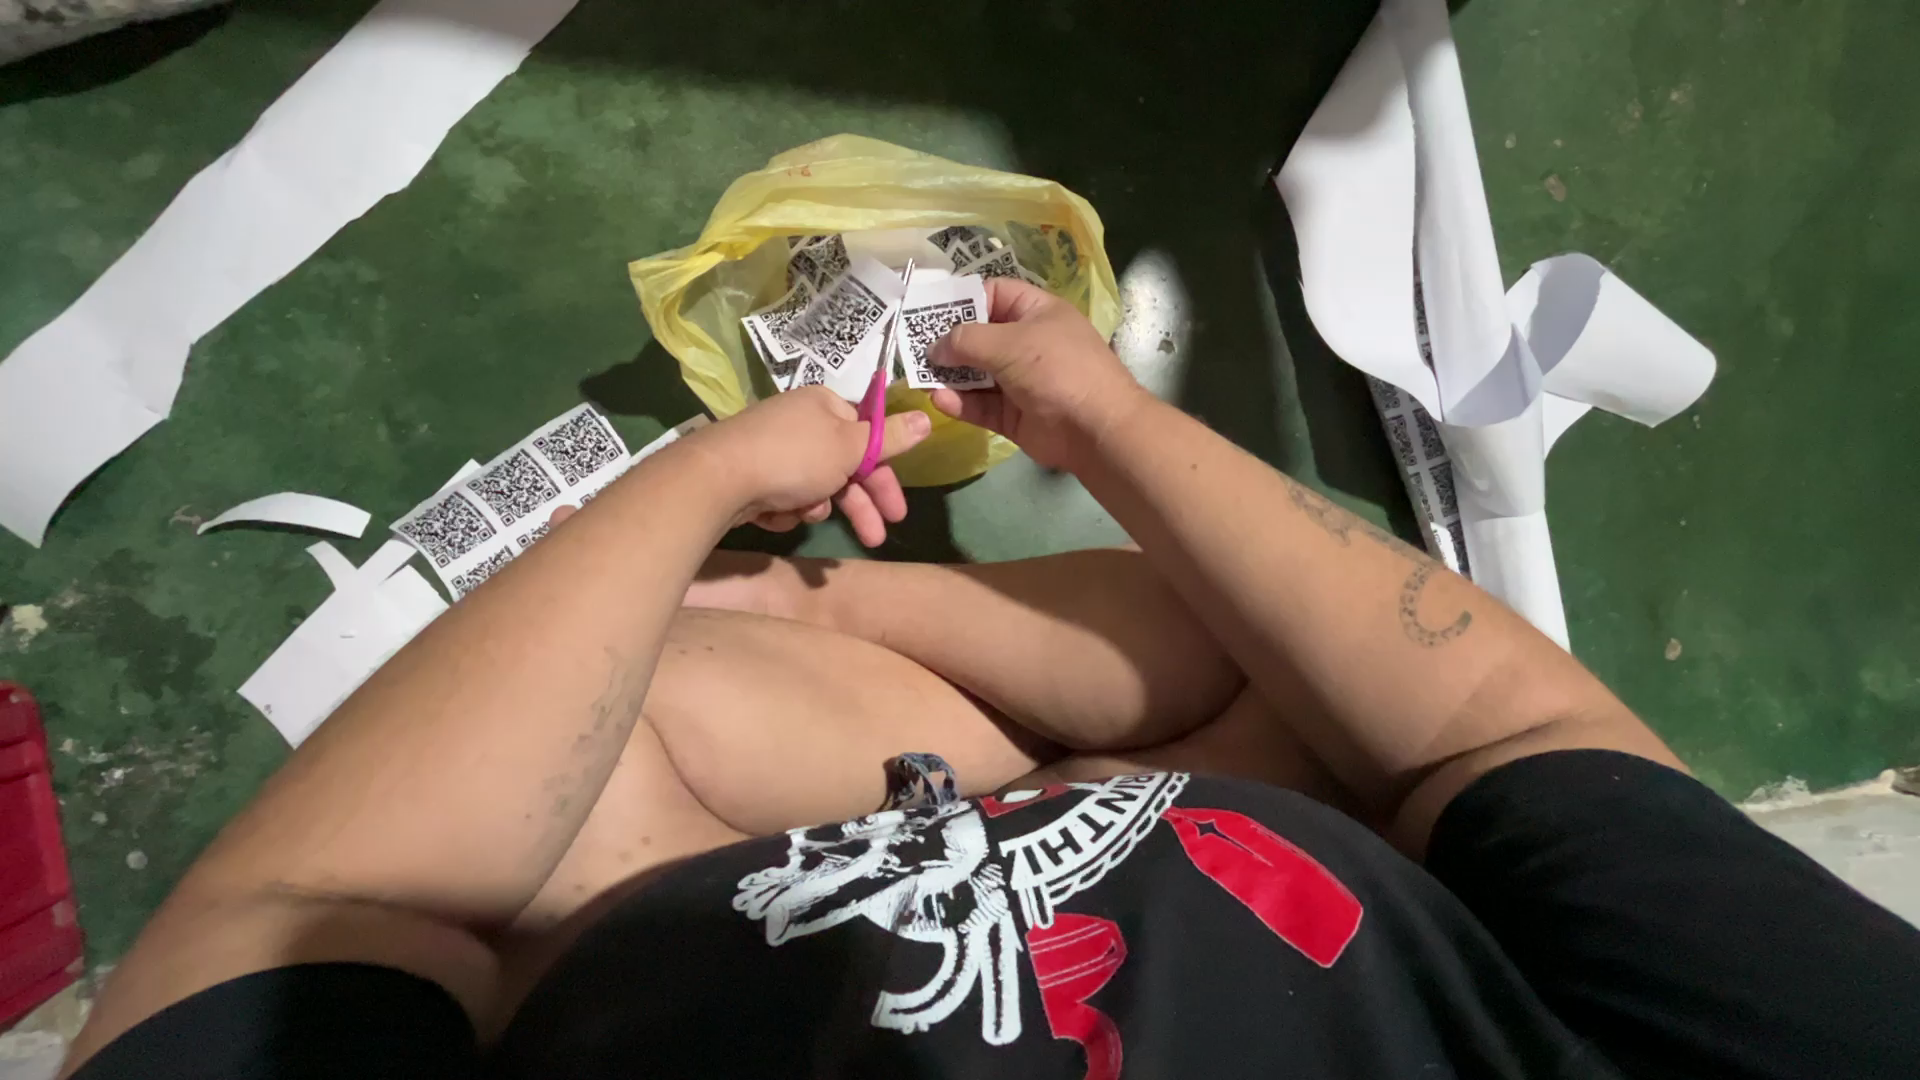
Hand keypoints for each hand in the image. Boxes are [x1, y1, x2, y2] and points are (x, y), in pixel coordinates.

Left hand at [684, 387, 931, 546]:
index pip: (868, 438)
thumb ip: (891, 438)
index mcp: (826, 407)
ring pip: (815, 486)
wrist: (719, 479)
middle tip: (876, 538)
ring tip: (806, 515)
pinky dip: (786, 508)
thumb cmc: (795, 457)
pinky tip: (776, 513)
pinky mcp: (752, 474)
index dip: (885, 474)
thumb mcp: (852, 447)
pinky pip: (785, 496)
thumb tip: (927, 417)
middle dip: (859, 505)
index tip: (896, 509)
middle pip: (844, 467)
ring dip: (817, 506)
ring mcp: (773, 448)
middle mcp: (800, 423)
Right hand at [925, 278, 1148, 469]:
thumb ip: (966, 340)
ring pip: (975, 375)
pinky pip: (980, 405)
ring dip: (948, 375)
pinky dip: (960, 403)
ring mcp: (1019, 381)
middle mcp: (1026, 343)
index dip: (961, 300)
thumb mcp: (1010, 342)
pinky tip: (940, 400)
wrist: (1094, 428)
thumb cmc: (1056, 369)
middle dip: (947, 343)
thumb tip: (934, 347)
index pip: (992, 294)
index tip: (927, 311)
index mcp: (1035, 312)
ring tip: (919, 376)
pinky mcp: (1012, 415)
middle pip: (978, 337)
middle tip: (912, 347)